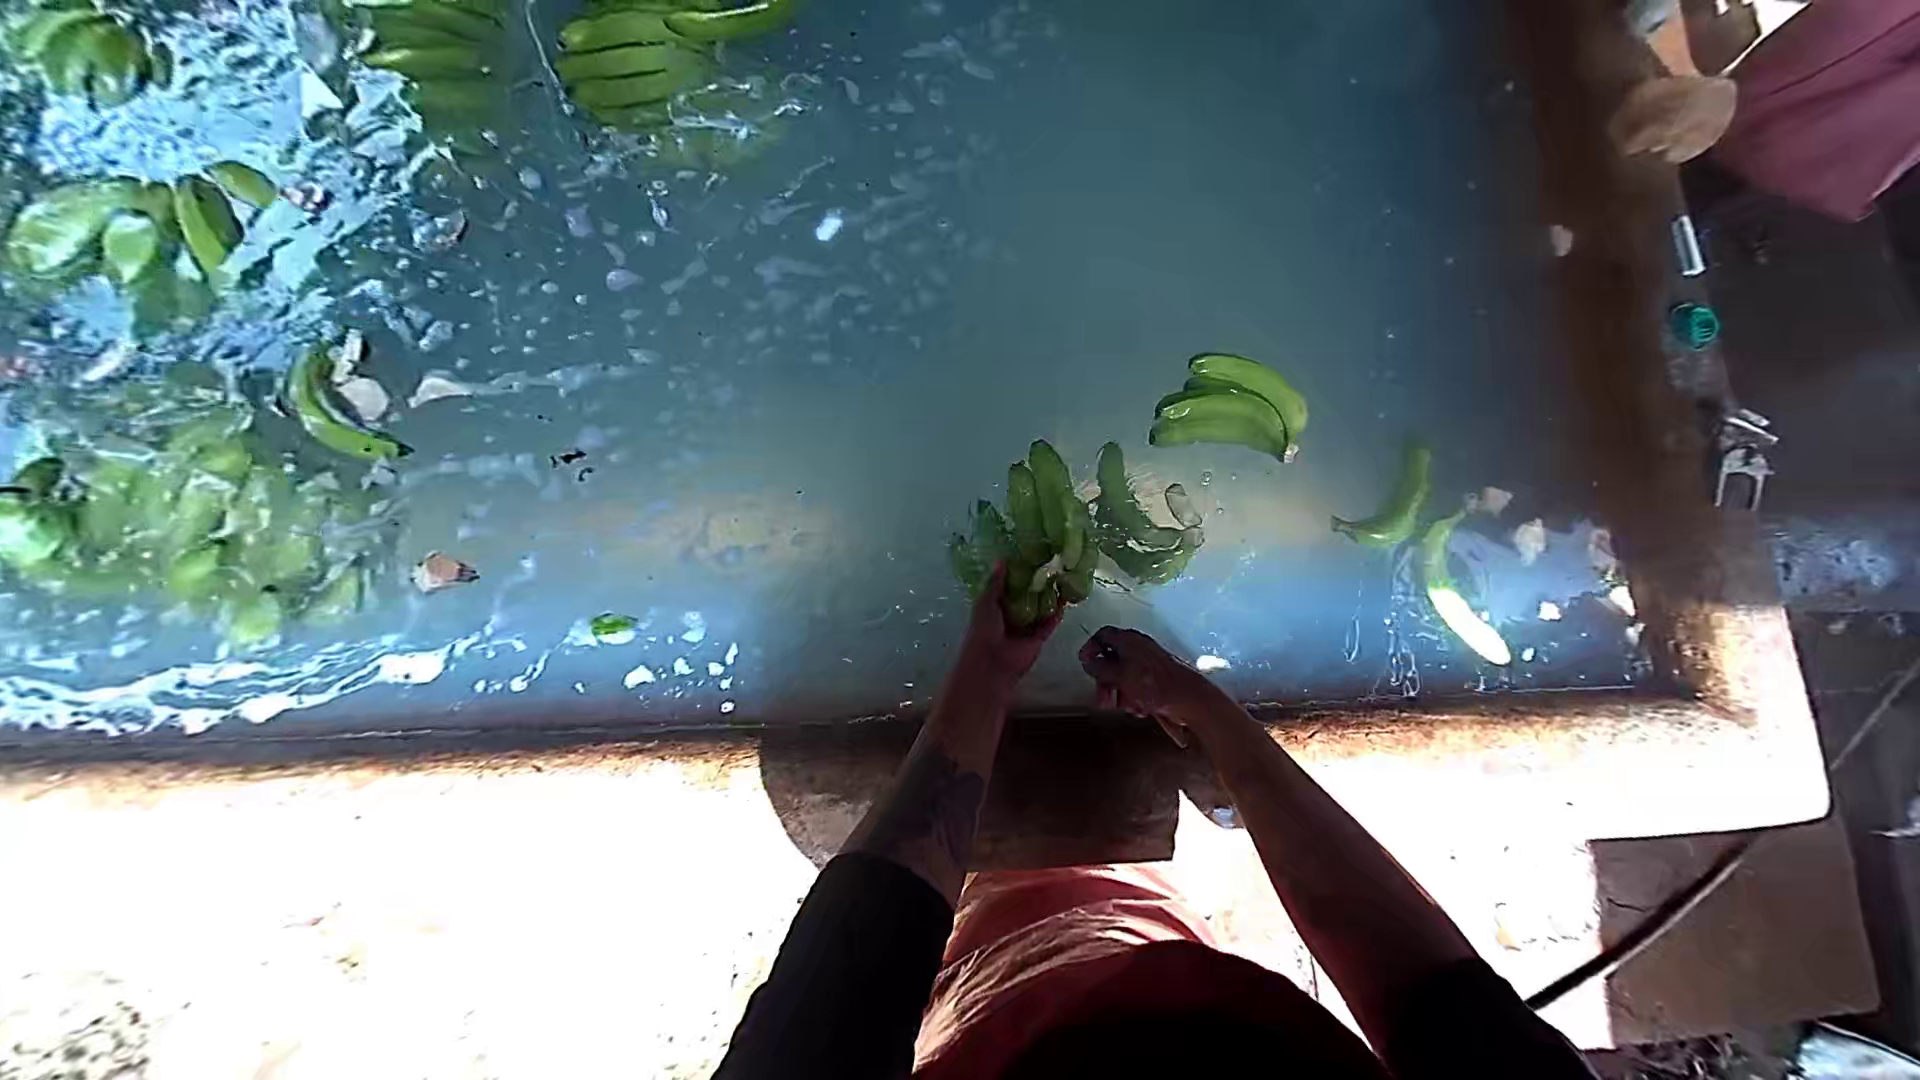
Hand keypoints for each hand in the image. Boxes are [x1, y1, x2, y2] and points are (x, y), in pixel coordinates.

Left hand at [956, 562, 1060, 691]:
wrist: (992, 663)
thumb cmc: (984, 629)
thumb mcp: (986, 602)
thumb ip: (995, 583)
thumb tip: (1001, 560)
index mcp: (994, 606)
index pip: (1008, 587)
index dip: (1018, 574)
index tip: (1030, 558)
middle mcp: (1010, 616)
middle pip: (1026, 598)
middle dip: (1036, 585)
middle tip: (1050, 565)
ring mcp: (1024, 628)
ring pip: (1039, 610)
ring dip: (1048, 598)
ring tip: (1061, 579)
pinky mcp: (1037, 639)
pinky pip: (1048, 624)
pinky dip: (1056, 614)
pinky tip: (1065, 600)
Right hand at [1078, 626, 1230, 747]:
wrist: (1189, 699)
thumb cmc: (1151, 684)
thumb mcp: (1118, 676)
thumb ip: (1099, 668)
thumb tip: (1088, 663)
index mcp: (1128, 640)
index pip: (1102, 635)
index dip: (1090, 647)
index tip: (1083, 662)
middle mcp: (1139, 647)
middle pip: (1112, 659)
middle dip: (1104, 680)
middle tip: (1101, 698)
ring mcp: (1150, 662)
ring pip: (1125, 674)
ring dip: (1118, 691)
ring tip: (1122, 707)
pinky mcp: (1160, 677)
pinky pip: (1139, 683)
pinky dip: (1133, 694)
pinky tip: (1139, 709)